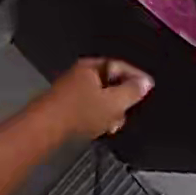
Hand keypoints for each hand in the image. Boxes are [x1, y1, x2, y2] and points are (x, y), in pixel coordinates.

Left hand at [34, 58, 154, 141]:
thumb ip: (132, 92)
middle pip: (111, 83)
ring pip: (102, 98)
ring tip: (111, 124)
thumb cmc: (77, 112)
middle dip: (121, 99)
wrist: (47, 127)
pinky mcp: (68, 104)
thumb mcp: (113, 102)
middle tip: (125, 111)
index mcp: (91, 67)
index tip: (148, 87)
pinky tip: (99, 128)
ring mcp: (73, 88)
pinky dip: (98, 117)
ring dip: (110, 112)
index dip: (136, 77)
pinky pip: (91, 107)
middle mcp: (81, 74)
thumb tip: (145, 83)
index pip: (120, 66)